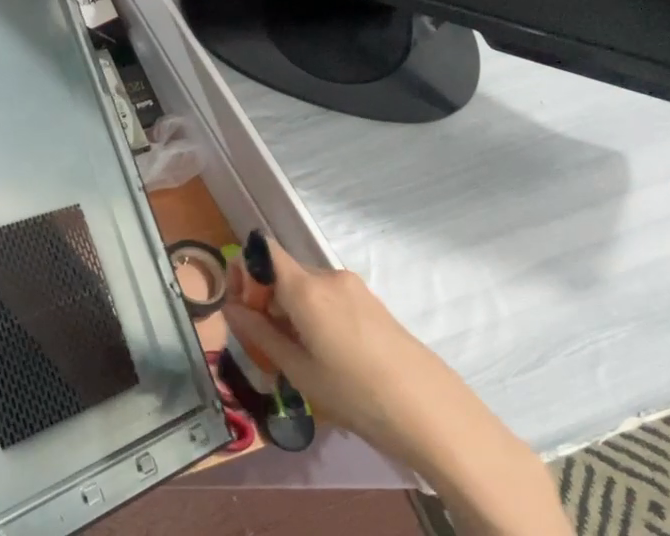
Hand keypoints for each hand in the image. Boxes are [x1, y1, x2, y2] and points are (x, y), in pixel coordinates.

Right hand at [223, 235, 571, 535]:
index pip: (261, 251)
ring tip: (298, 353)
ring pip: (306, 288)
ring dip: (291, 309)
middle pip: (282, 271)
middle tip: (264, 339)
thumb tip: (230, 308)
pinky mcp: (375, 306)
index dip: (243, 272)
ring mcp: (356, 290)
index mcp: (305, 288)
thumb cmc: (357, 394)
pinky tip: (327, 354)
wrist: (438, 419)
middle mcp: (329, 277)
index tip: (243, 308)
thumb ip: (258, 333)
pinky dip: (315, 316)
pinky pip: (330, 299)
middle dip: (265, 296)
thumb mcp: (298, 370)